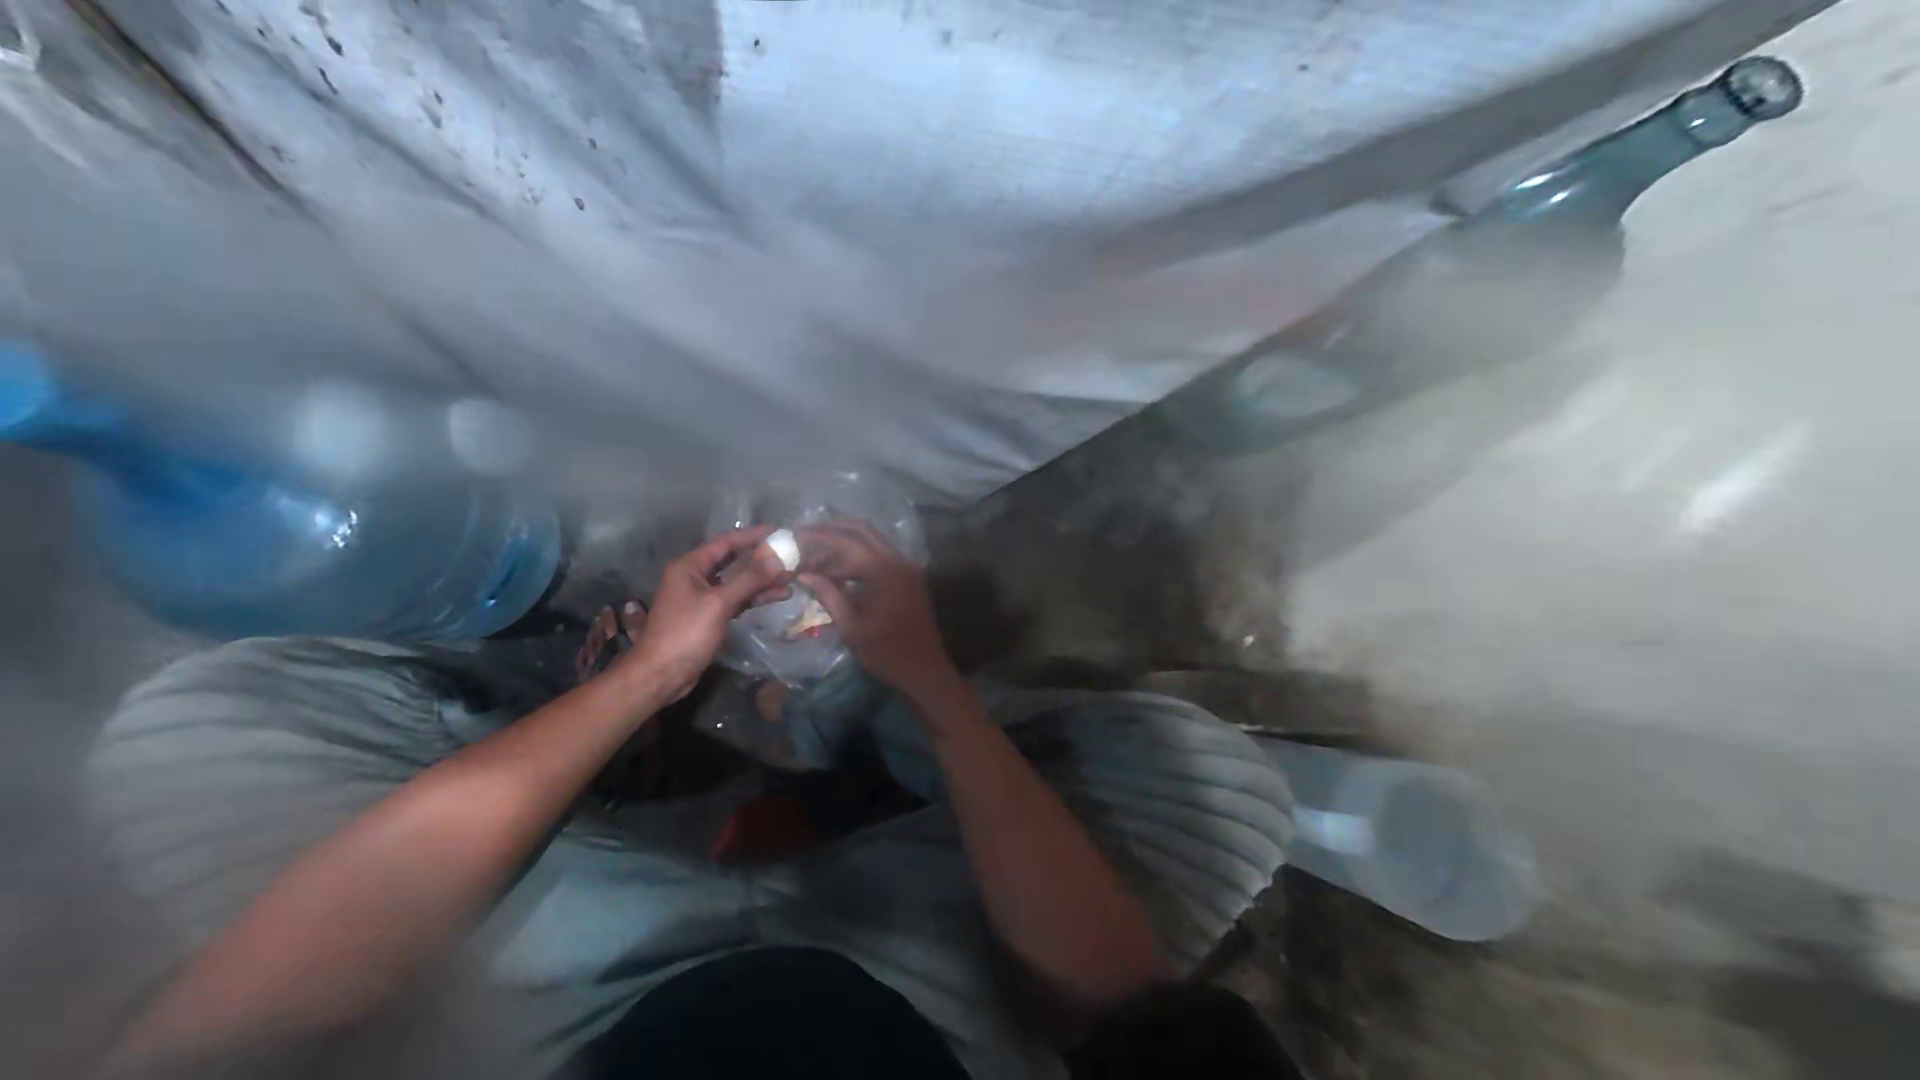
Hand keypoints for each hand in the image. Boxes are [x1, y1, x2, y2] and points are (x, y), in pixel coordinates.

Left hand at [625, 527, 791, 702]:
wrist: (661, 674)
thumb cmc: (686, 632)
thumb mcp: (720, 602)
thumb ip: (749, 579)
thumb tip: (779, 557)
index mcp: (690, 566)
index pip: (726, 543)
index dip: (752, 536)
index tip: (778, 531)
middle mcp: (695, 577)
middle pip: (733, 561)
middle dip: (761, 558)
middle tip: (790, 553)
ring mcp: (702, 598)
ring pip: (737, 582)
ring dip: (762, 579)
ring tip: (792, 576)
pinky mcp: (710, 616)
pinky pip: (736, 599)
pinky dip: (755, 597)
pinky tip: (778, 595)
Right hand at [796, 522, 959, 702]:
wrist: (925, 671)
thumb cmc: (886, 653)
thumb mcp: (851, 626)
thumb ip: (829, 595)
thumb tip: (804, 573)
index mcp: (885, 570)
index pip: (846, 541)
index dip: (818, 536)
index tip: (794, 535)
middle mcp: (899, 560)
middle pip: (863, 531)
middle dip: (833, 529)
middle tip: (805, 535)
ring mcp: (907, 568)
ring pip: (873, 542)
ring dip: (846, 543)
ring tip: (816, 553)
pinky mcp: (910, 578)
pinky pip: (882, 557)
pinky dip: (860, 557)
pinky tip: (838, 570)